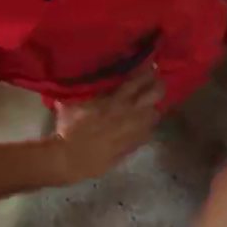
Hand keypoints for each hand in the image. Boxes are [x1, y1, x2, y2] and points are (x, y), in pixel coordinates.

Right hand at [49, 70, 164, 184]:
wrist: (68, 159)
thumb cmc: (68, 128)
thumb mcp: (76, 102)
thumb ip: (89, 92)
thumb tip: (92, 82)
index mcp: (114, 101)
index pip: (138, 81)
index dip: (147, 72)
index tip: (150, 67)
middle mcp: (128, 114)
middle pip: (155, 94)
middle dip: (157, 87)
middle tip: (154, 84)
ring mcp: (132, 131)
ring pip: (155, 115)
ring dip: (152, 109)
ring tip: (147, 107)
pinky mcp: (131, 147)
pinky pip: (146, 135)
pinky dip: (146, 128)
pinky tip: (141, 127)